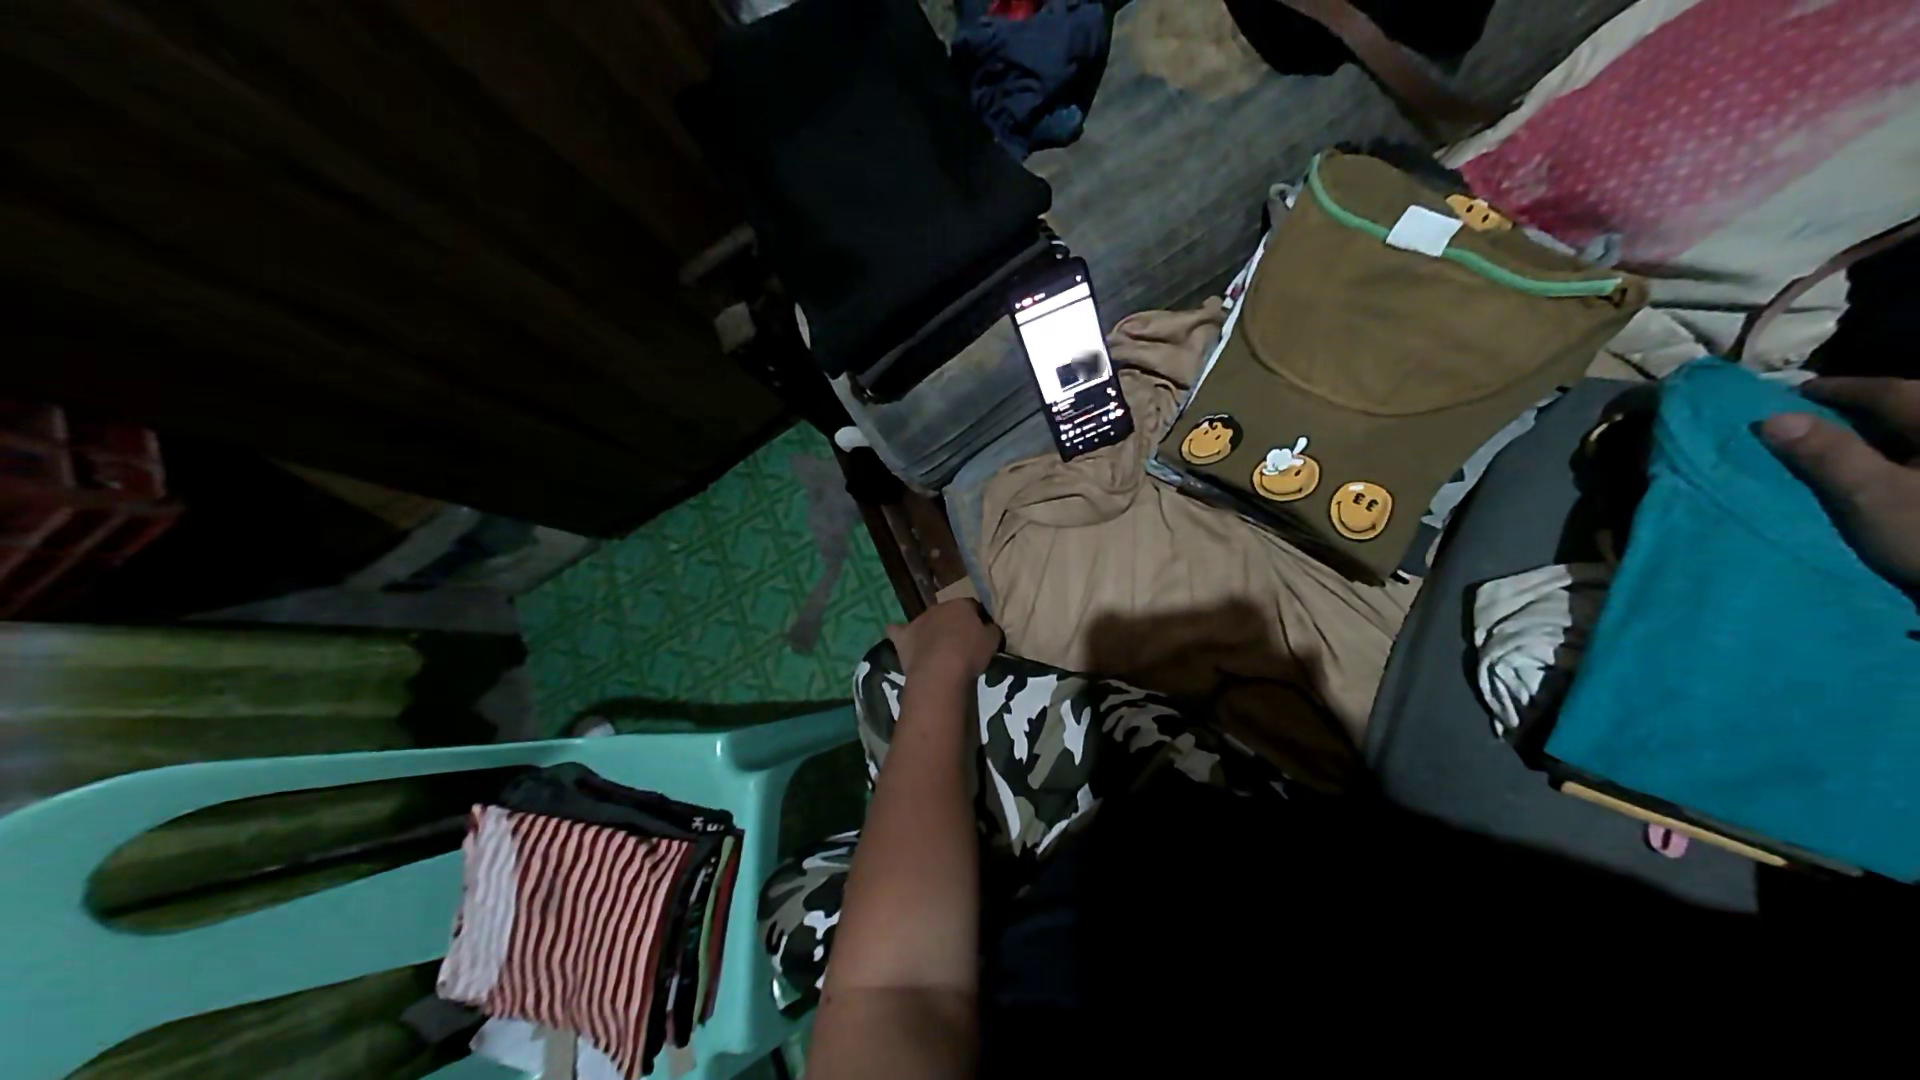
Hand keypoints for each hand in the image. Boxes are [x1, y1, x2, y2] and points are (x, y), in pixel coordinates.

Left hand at [887, 599, 1001, 683]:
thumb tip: (989, 627)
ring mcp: (918, 621)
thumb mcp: (992, 642)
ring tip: (938, 649)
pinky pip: (897, 630)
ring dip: (931, 630)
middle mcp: (938, 608)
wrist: (940, 671)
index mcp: (962, 605)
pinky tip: (897, 635)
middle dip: (953, 624)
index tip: (981, 633)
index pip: (973, 607)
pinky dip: (899, 633)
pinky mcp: (903, 637)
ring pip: (925, 621)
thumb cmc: (970, 654)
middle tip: (960, 643)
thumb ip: (991, 631)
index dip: (977, 619)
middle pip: (948, 613)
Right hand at [1761, 376, 1919, 587]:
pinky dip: (1901, 459)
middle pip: (1913, 411)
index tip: (1798, 390)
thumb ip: (1827, 455)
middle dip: (1866, 409)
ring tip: (1847, 441)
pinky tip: (1887, 469)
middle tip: (1818, 414)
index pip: (1890, 392)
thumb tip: (1773, 418)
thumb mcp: (1873, 497)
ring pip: (1918, 439)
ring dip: (1885, 436)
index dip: (1841, 389)